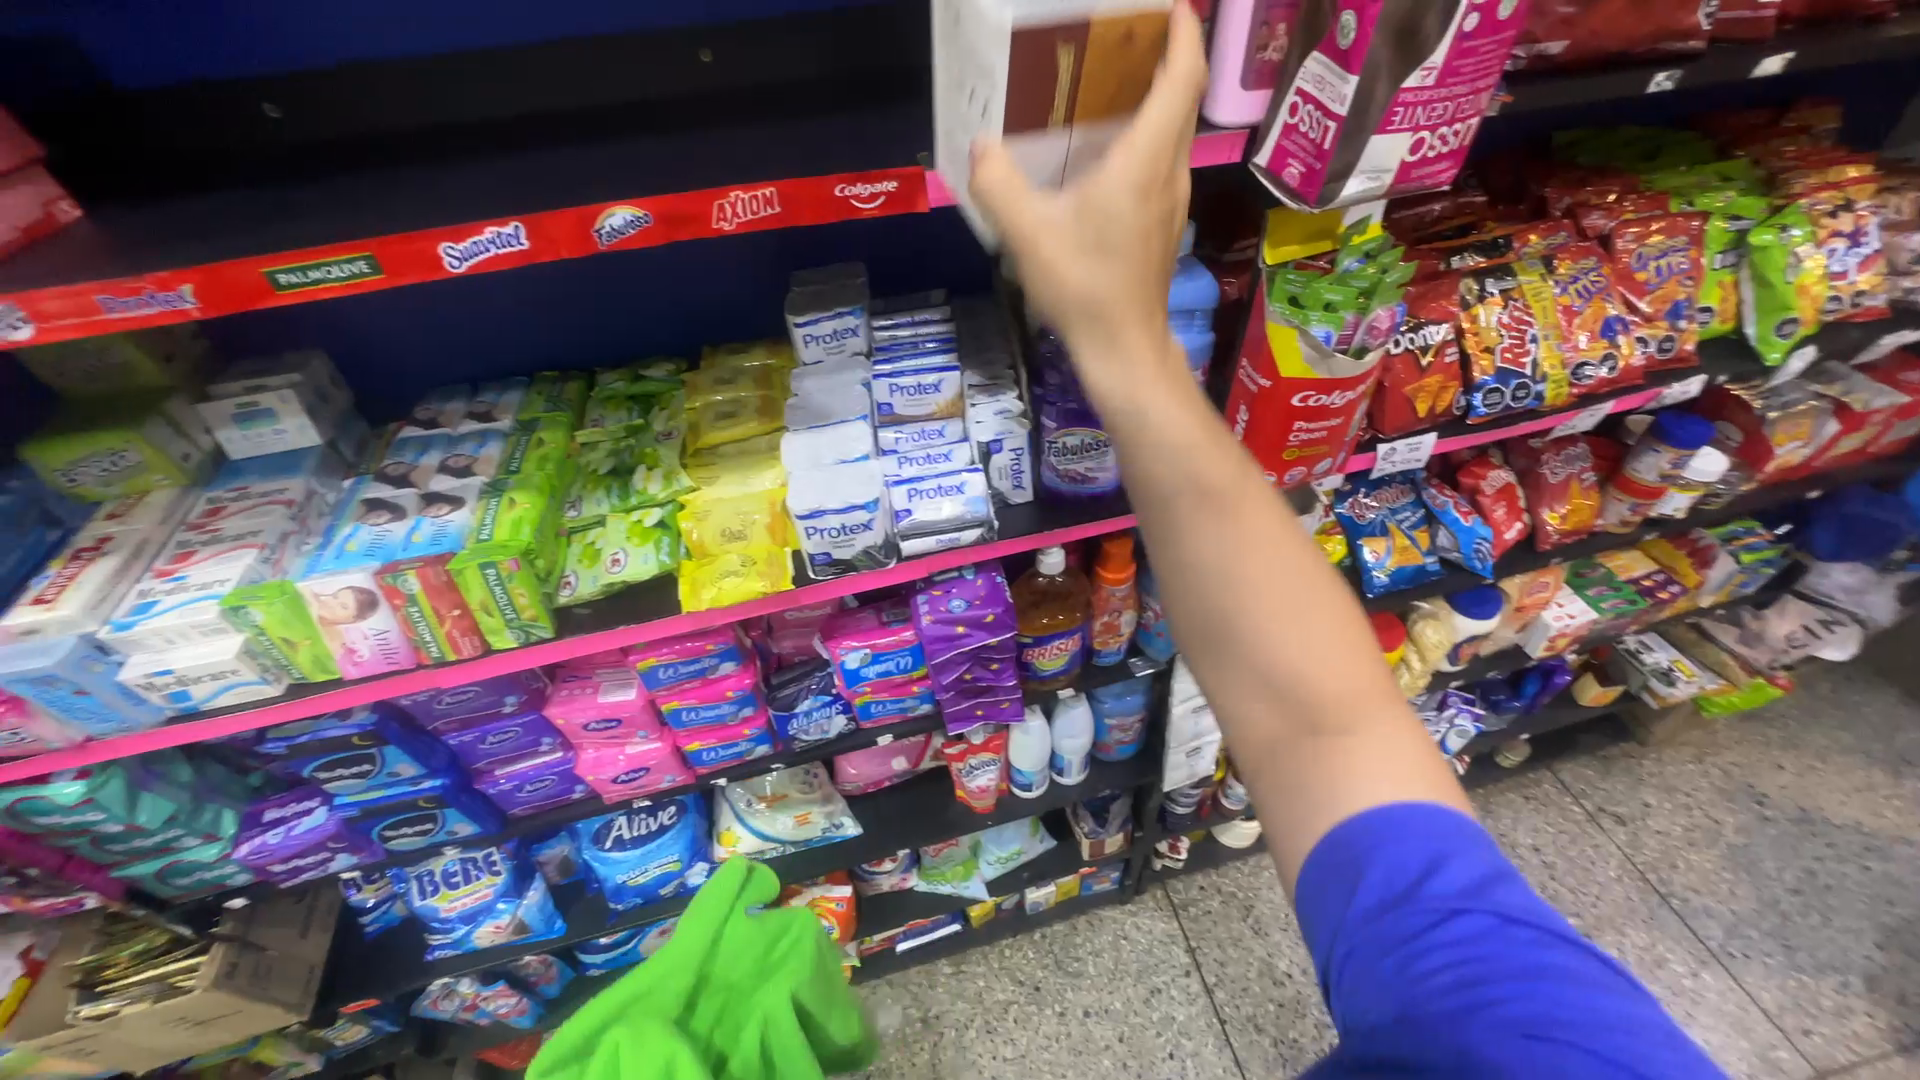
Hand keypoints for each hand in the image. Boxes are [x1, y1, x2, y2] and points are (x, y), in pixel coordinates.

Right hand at [968, 2, 1208, 367]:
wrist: (1122, 347)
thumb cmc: (1083, 287)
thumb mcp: (1026, 234)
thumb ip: (997, 184)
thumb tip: (979, 146)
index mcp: (1145, 159)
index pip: (1183, 74)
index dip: (1183, 29)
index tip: (1167, 4)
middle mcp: (1170, 171)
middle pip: (1182, 96)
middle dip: (1163, 54)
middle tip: (1121, 34)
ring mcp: (1172, 200)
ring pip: (1174, 131)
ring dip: (1154, 98)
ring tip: (1110, 83)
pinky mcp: (1163, 224)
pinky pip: (1163, 161)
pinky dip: (1145, 137)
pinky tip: (1105, 152)